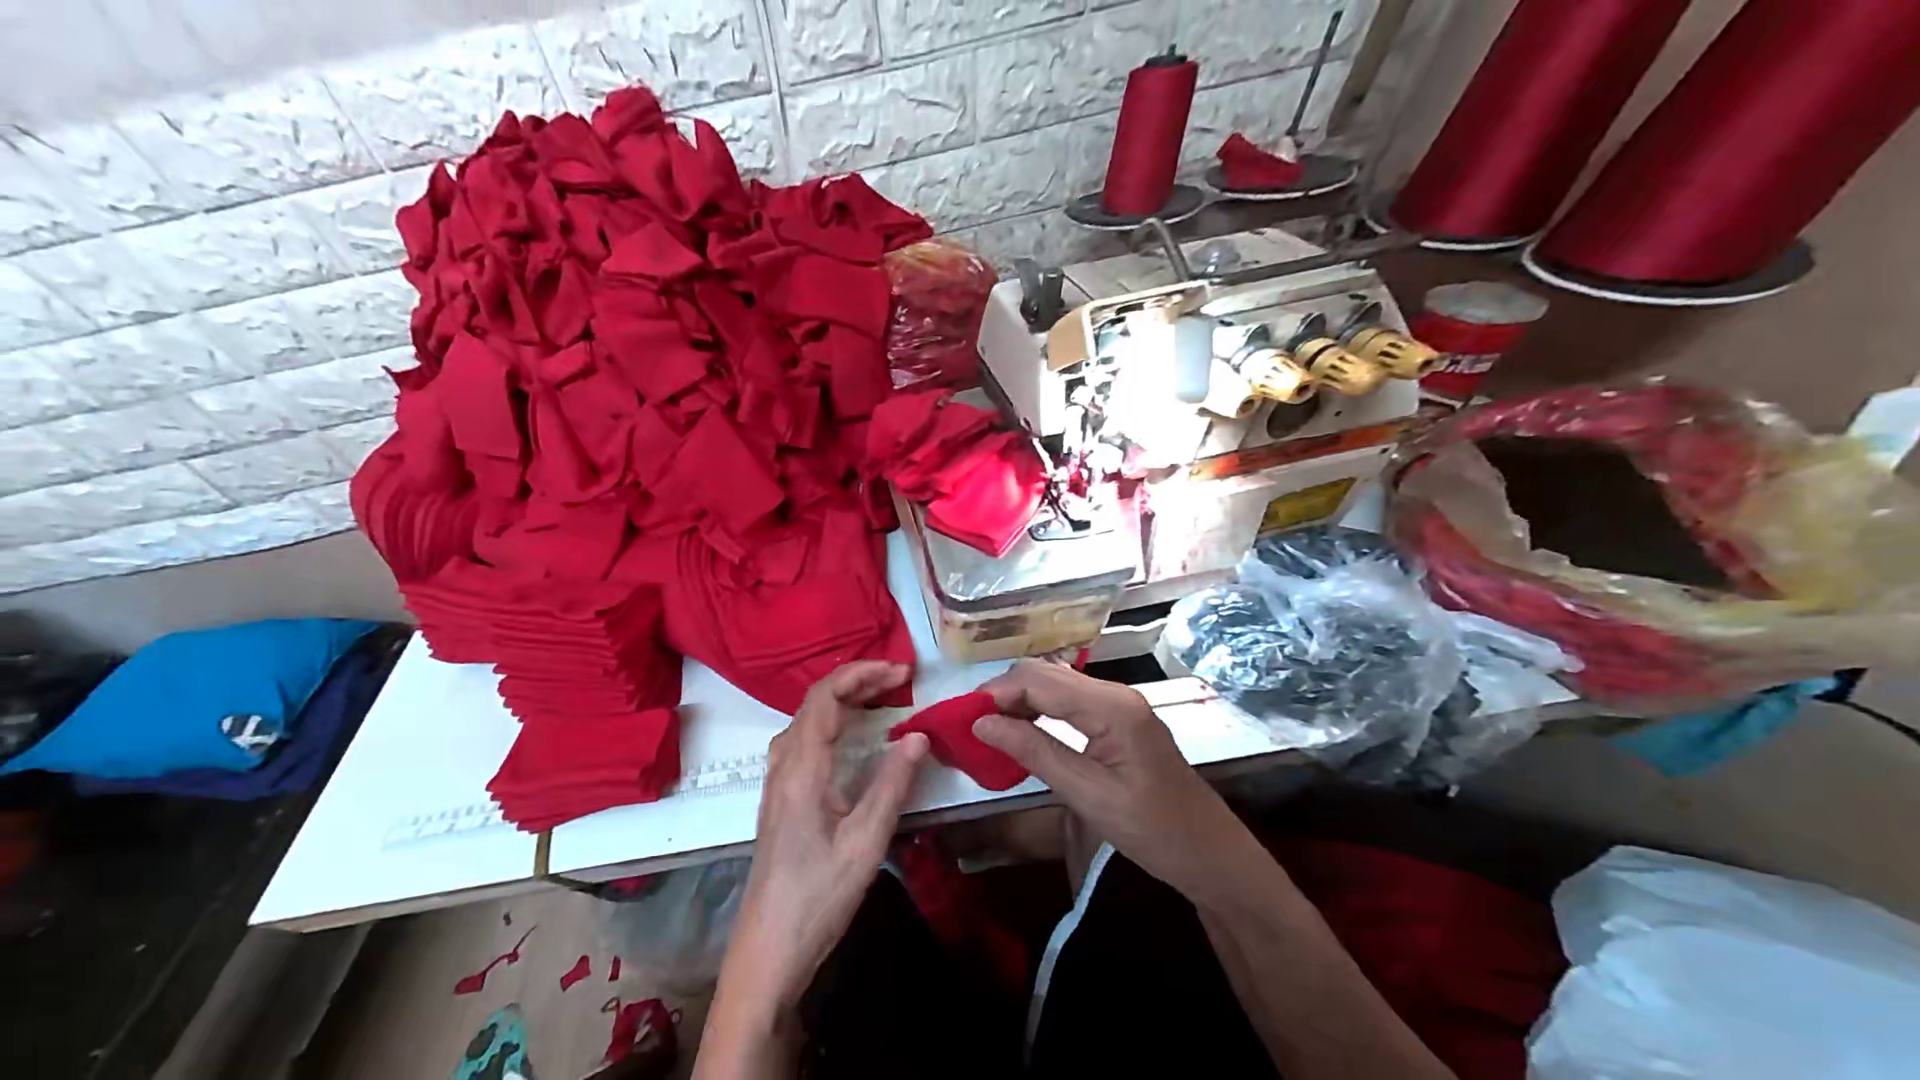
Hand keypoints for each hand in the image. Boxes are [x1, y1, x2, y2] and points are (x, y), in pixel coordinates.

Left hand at [721, 661, 929, 1010]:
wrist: (768, 949)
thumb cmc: (817, 897)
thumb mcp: (865, 843)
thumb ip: (891, 785)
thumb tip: (919, 736)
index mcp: (801, 769)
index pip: (826, 697)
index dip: (863, 674)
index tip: (903, 672)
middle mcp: (783, 765)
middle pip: (815, 701)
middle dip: (858, 680)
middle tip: (901, 679)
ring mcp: (777, 780)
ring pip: (808, 718)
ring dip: (844, 698)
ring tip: (883, 697)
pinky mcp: (781, 796)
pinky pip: (805, 738)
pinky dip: (833, 720)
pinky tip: (853, 734)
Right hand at [973, 660, 1266, 905]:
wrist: (1210, 853)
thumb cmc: (1154, 830)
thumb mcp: (1088, 795)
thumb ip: (1035, 752)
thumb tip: (982, 723)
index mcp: (1111, 707)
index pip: (1039, 680)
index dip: (996, 693)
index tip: (963, 719)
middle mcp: (1115, 693)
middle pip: (1045, 673)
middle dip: (1004, 693)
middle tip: (971, 727)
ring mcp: (1119, 704)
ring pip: (1055, 684)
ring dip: (1019, 701)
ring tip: (989, 731)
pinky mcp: (1118, 718)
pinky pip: (1069, 701)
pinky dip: (1039, 710)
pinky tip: (1023, 732)